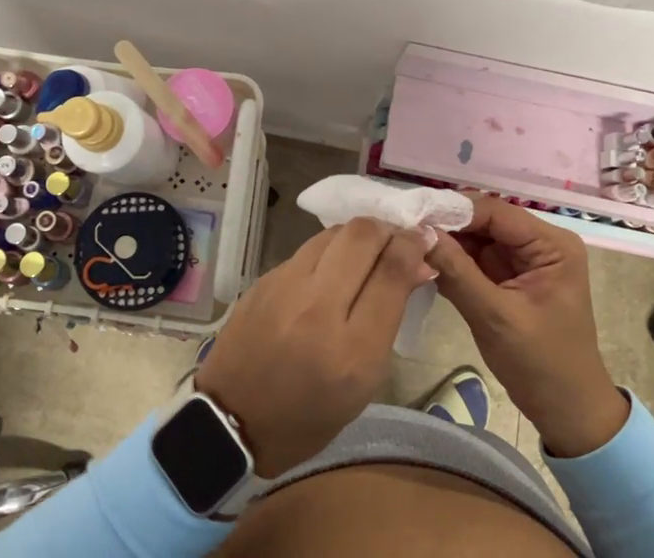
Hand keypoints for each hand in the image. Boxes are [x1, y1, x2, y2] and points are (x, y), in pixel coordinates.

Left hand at [196, 217, 434, 476]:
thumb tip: (415, 269)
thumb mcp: (363, 384)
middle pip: (362, 236)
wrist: (231, 422)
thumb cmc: (308, 418)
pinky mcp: (263, 280)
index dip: (414, 246)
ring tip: (365, 251)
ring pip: (332, 233)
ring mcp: (285, 288)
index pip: (393, 271)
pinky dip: (328, 251)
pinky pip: (306, 250)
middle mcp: (319, 309)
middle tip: (396, 240)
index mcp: (353, 349)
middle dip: (387, 230)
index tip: (423, 240)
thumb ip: (389, 320)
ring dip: (357, 235)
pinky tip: (331, 268)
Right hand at [426, 194, 627, 456]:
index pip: (495, 212)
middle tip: (402, 231)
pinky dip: (450, 261)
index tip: (412, 216)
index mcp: (551, 245)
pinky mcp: (507, 278)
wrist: (566, 410)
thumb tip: (420, 232)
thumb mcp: (496, 318)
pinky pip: (473, 259)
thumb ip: (458, 272)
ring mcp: (522, 260)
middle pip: (484, 221)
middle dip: (445, 226)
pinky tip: (421, 262)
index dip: (454, 211)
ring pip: (475, 238)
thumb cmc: (541, 364)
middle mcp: (539, 243)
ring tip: (405, 244)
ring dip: (444, 243)